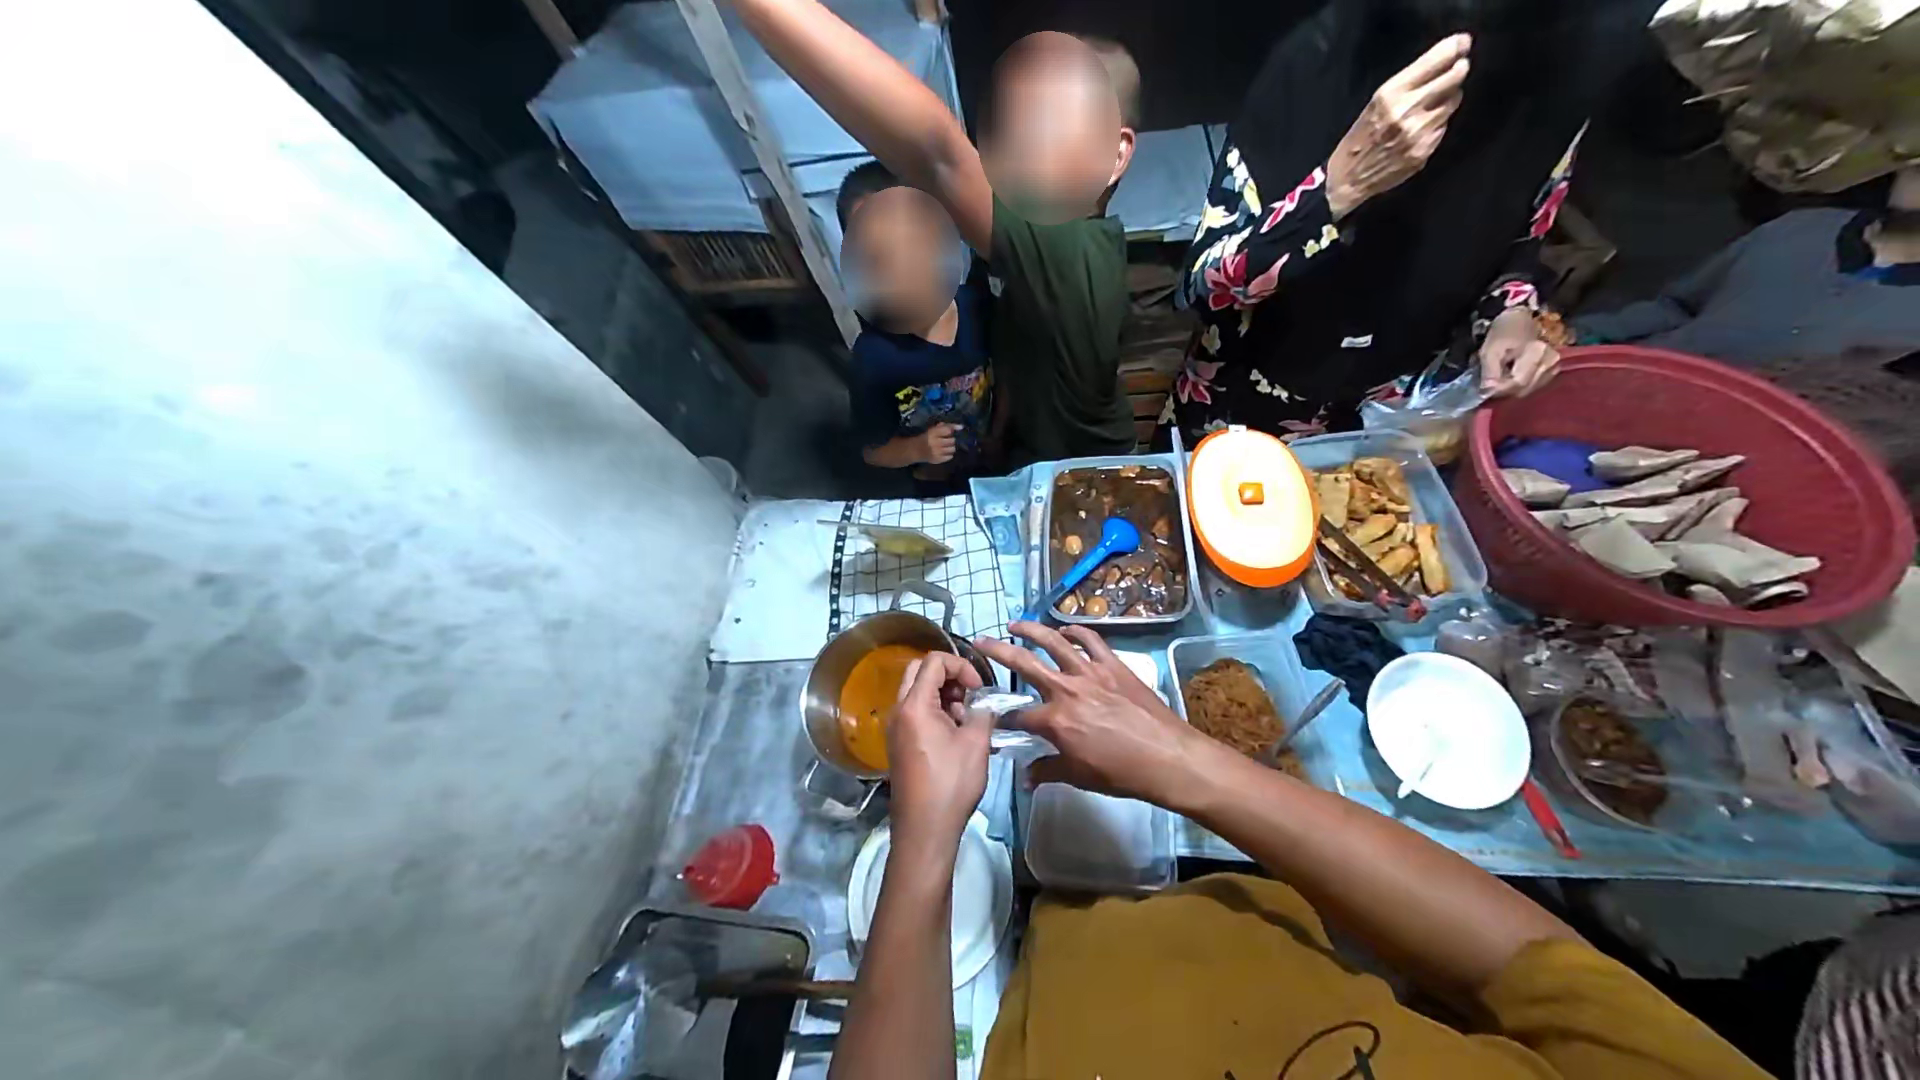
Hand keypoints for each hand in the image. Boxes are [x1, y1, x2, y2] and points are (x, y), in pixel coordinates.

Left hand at [886, 651, 988, 845]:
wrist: (925, 828)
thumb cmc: (951, 783)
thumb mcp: (976, 743)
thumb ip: (982, 714)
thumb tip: (983, 707)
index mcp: (914, 705)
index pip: (933, 661)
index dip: (960, 666)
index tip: (978, 688)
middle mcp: (898, 710)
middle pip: (920, 671)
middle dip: (949, 676)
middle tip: (969, 696)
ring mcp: (895, 728)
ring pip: (917, 692)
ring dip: (942, 694)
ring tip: (965, 719)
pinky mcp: (898, 743)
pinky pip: (915, 712)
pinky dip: (934, 711)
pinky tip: (954, 735)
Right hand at [914, 423, 959, 465]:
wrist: (916, 450)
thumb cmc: (928, 437)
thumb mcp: (934, 429)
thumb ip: (947, 426)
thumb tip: (961, 427)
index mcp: (933, 433)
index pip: (948, 430)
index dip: (950, 431)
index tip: (948, 433)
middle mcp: (935, 442)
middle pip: (952, 441)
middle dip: (951, 440)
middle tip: (947, 441)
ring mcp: (937, 452)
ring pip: (952, 449)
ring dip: (951, 447)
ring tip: (946, 447)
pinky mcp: (938, 459)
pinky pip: (950, 456)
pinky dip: (948, 454)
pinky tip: (944, 452)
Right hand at [973, 622, 1227, 810]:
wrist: (1167, 757)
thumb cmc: (1121, 772)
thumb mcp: (1079, 777)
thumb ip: (1048, 770)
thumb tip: (1026, 777)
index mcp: (1055, 720)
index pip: (1018, 716)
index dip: (1003, 718)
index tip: (994, 718)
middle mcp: (1066, 689)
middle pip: (1024, 663)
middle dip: (998, 651)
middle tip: (980, 641)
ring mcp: (1090, 673)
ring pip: (1054, 641)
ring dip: (1031, 629)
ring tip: (1015, 623)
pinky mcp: (1112, 665)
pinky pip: (1091, 640)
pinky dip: (1076, 631)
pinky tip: (1065, 630)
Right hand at [1325, 34, 1470, 219]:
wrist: (1345, 181)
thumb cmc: (1358, 139)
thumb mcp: (1375, 103)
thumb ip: (1409, 82)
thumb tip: (1449, 57)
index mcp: (1391, 94)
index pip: (1440, 58)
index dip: (1456, 48)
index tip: (1461, 46)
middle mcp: (1407, 110)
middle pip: (1456, 75)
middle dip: (1457, 72)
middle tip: (1453, 73)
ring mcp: (1418, 132)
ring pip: (1454, 100)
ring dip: (1446, 101)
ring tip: (1425, 110)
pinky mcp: (1424, 150)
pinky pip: (1444, 126)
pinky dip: (1436, 125)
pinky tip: (1418, 133)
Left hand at [1478, 307, 1560, 398]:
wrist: (1519, 320)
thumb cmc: (1502, 334)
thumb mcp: (1489, 351)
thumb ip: (1489, 372)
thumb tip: (1488, 391)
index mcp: (1537, 353)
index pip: (1518, 383)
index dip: (1499, 390)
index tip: (1485, 389)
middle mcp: (1551, 361)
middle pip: (1524, 388)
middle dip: (1503, 391)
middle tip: (1489, 385)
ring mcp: (1554, 365)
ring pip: (1528, 389)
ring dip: (1511, 390)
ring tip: (1499, 380)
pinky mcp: (1553, 369)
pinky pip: (1533, 386)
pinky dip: (1520, 387)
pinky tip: (1510, 379)